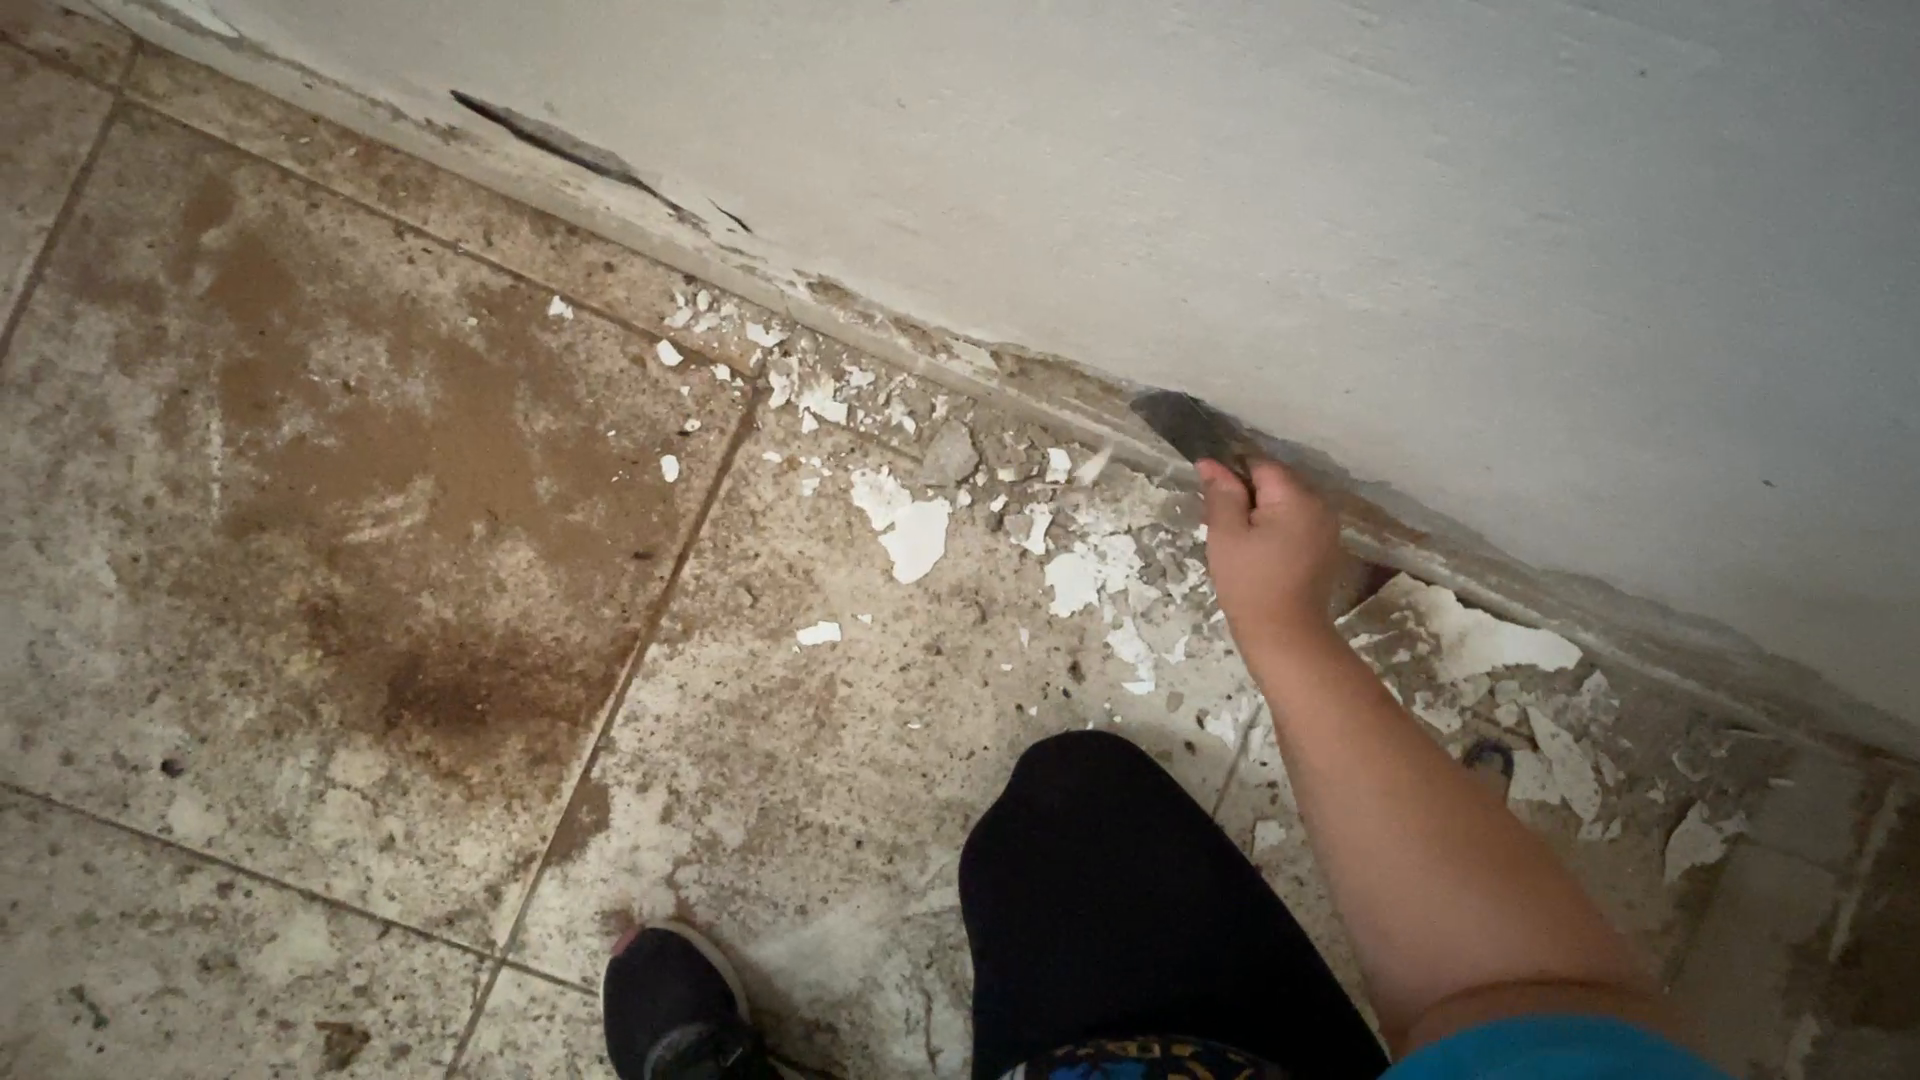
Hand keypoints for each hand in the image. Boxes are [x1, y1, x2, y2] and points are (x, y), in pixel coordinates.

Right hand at [1198, 458, 1343, 649]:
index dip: (1232, 476)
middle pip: (1276, 483)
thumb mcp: (1226, 535)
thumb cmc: (1249, 582)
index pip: (1260, 466)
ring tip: (1236, 541)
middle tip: (1219, 525)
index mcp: (1297, 498)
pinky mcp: (1325, 548)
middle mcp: (1320, 505)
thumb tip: (1210, 462)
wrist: (1284, 633)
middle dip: (1247, 496)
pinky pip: (1296, 524)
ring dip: (1260, 513)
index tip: (1211, 500)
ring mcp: (1327, 528)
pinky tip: (1258, 553)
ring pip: (1285, 504)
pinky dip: (1275, 529)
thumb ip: (1221, 494)